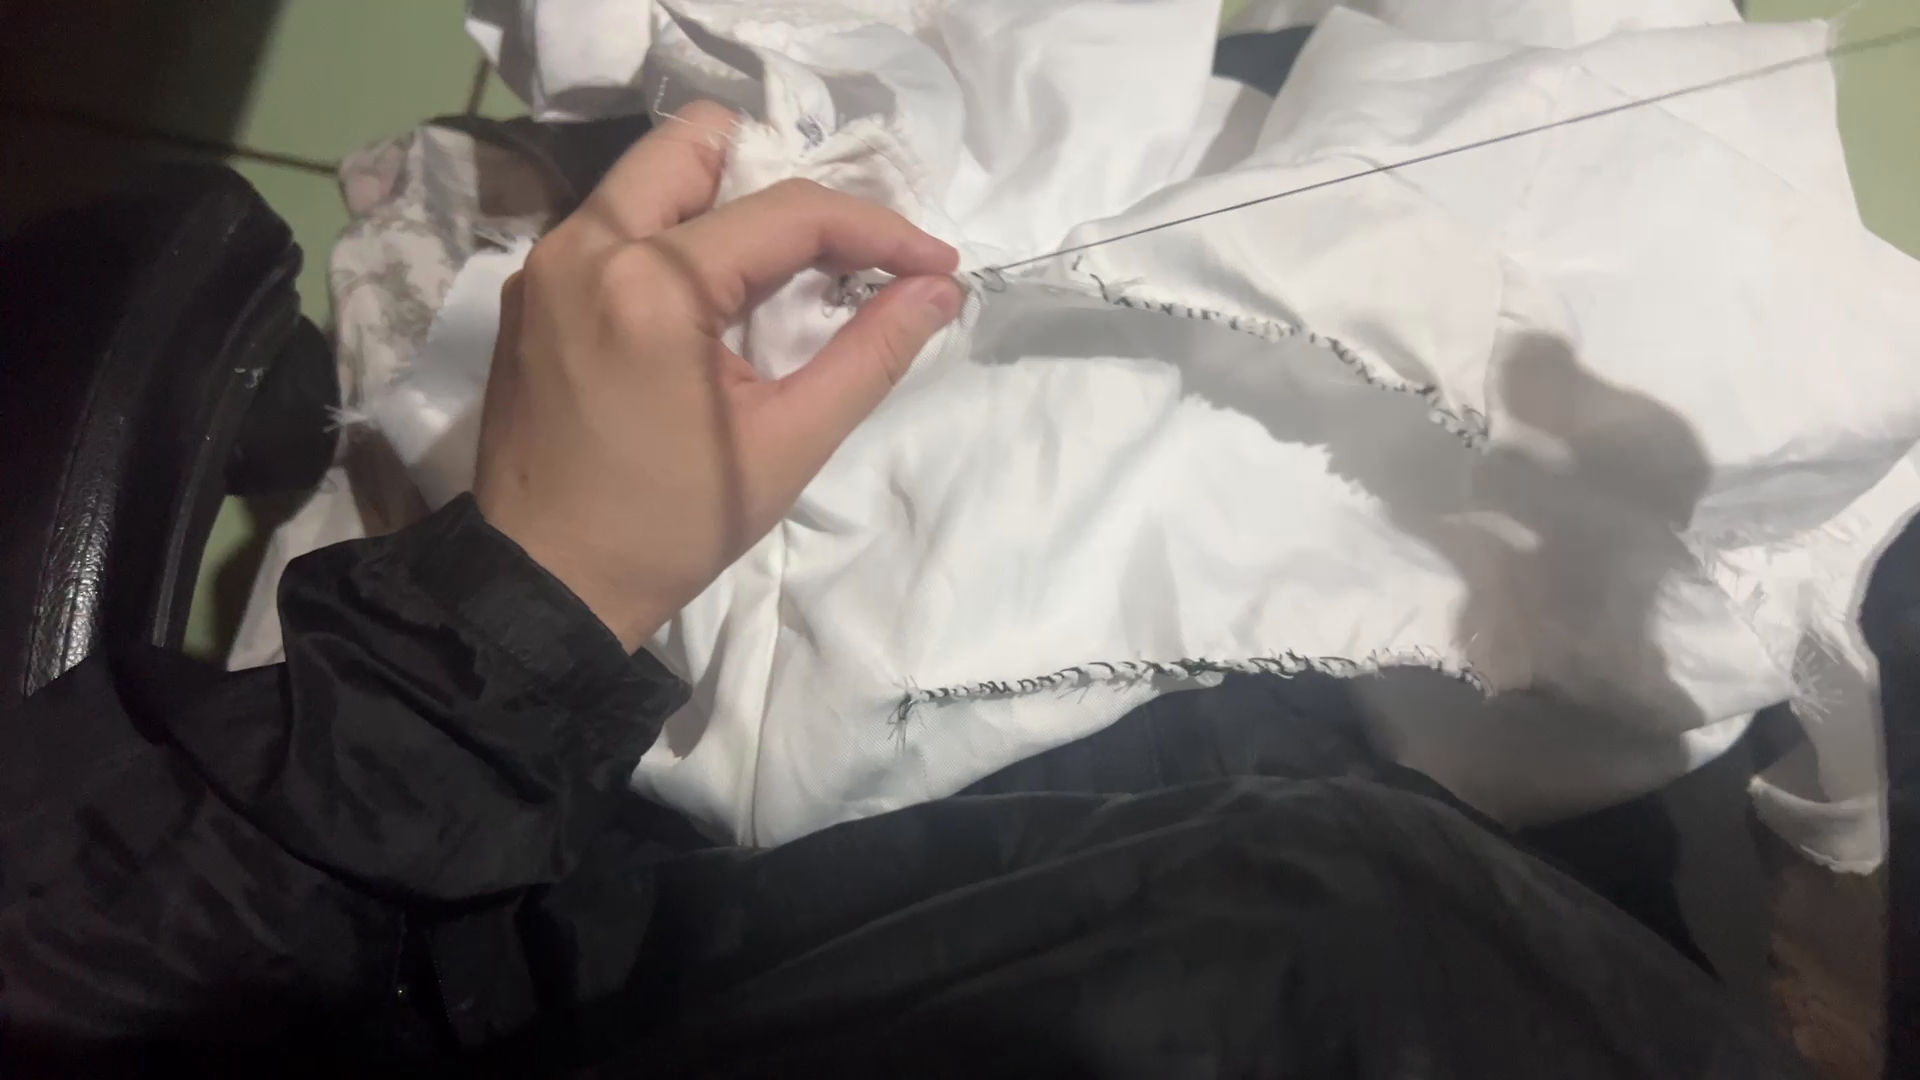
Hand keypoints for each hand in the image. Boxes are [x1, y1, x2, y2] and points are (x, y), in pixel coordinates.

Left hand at [472, 102, 963, 648]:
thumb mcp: (789, 445)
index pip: (788, 213)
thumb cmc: (674, 525)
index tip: (935, 263)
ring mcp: (545, 263)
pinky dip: (683, 239)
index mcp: (652, 285)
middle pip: (699, 146)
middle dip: (788, 183)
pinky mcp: (531, 291)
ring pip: (652, 178)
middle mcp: (584, 243)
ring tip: (786, 275)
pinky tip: (715, 306)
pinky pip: (619, 225)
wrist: (550, 584)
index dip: (879, 229)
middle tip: (841, 251)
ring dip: (732, 206)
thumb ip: (870, 357)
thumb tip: (939, 290)